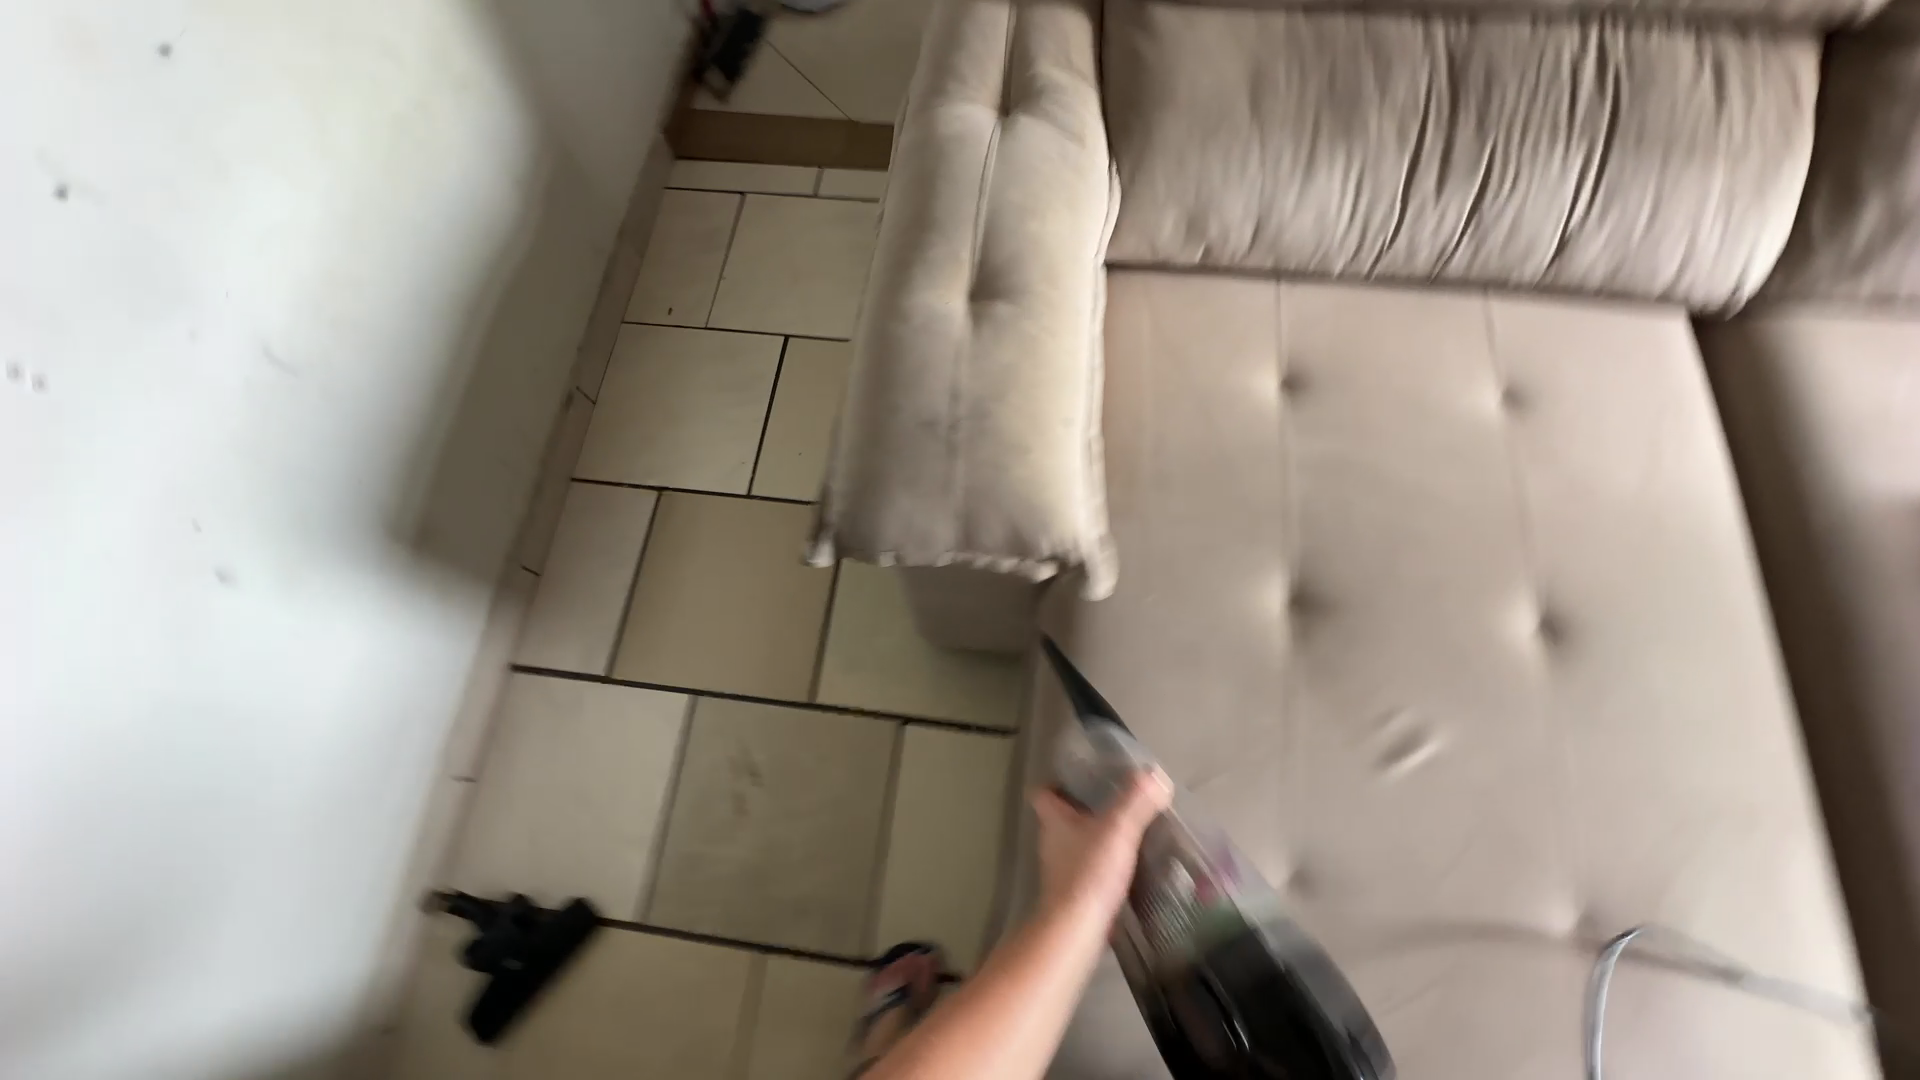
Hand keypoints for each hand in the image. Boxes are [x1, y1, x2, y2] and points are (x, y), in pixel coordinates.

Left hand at [1032, 769, 1173, 925]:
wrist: (1077, 928)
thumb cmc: (1090, 871)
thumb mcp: (1117, 828)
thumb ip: (1136, 800)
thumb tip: (1156, 774)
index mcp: (1054, 819)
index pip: (1044, 793)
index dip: (1057, 783)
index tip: (1078, 778)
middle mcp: (1052, 842)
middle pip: (1061, 818)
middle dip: (1083, 811)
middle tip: (1112, 803)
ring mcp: (1060, 870)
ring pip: (1075, 845)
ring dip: (1094, 840)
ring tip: (1125, 835)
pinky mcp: (1073, 895)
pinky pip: (1087, 872)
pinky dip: (1102, 868)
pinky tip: (1126, 869)